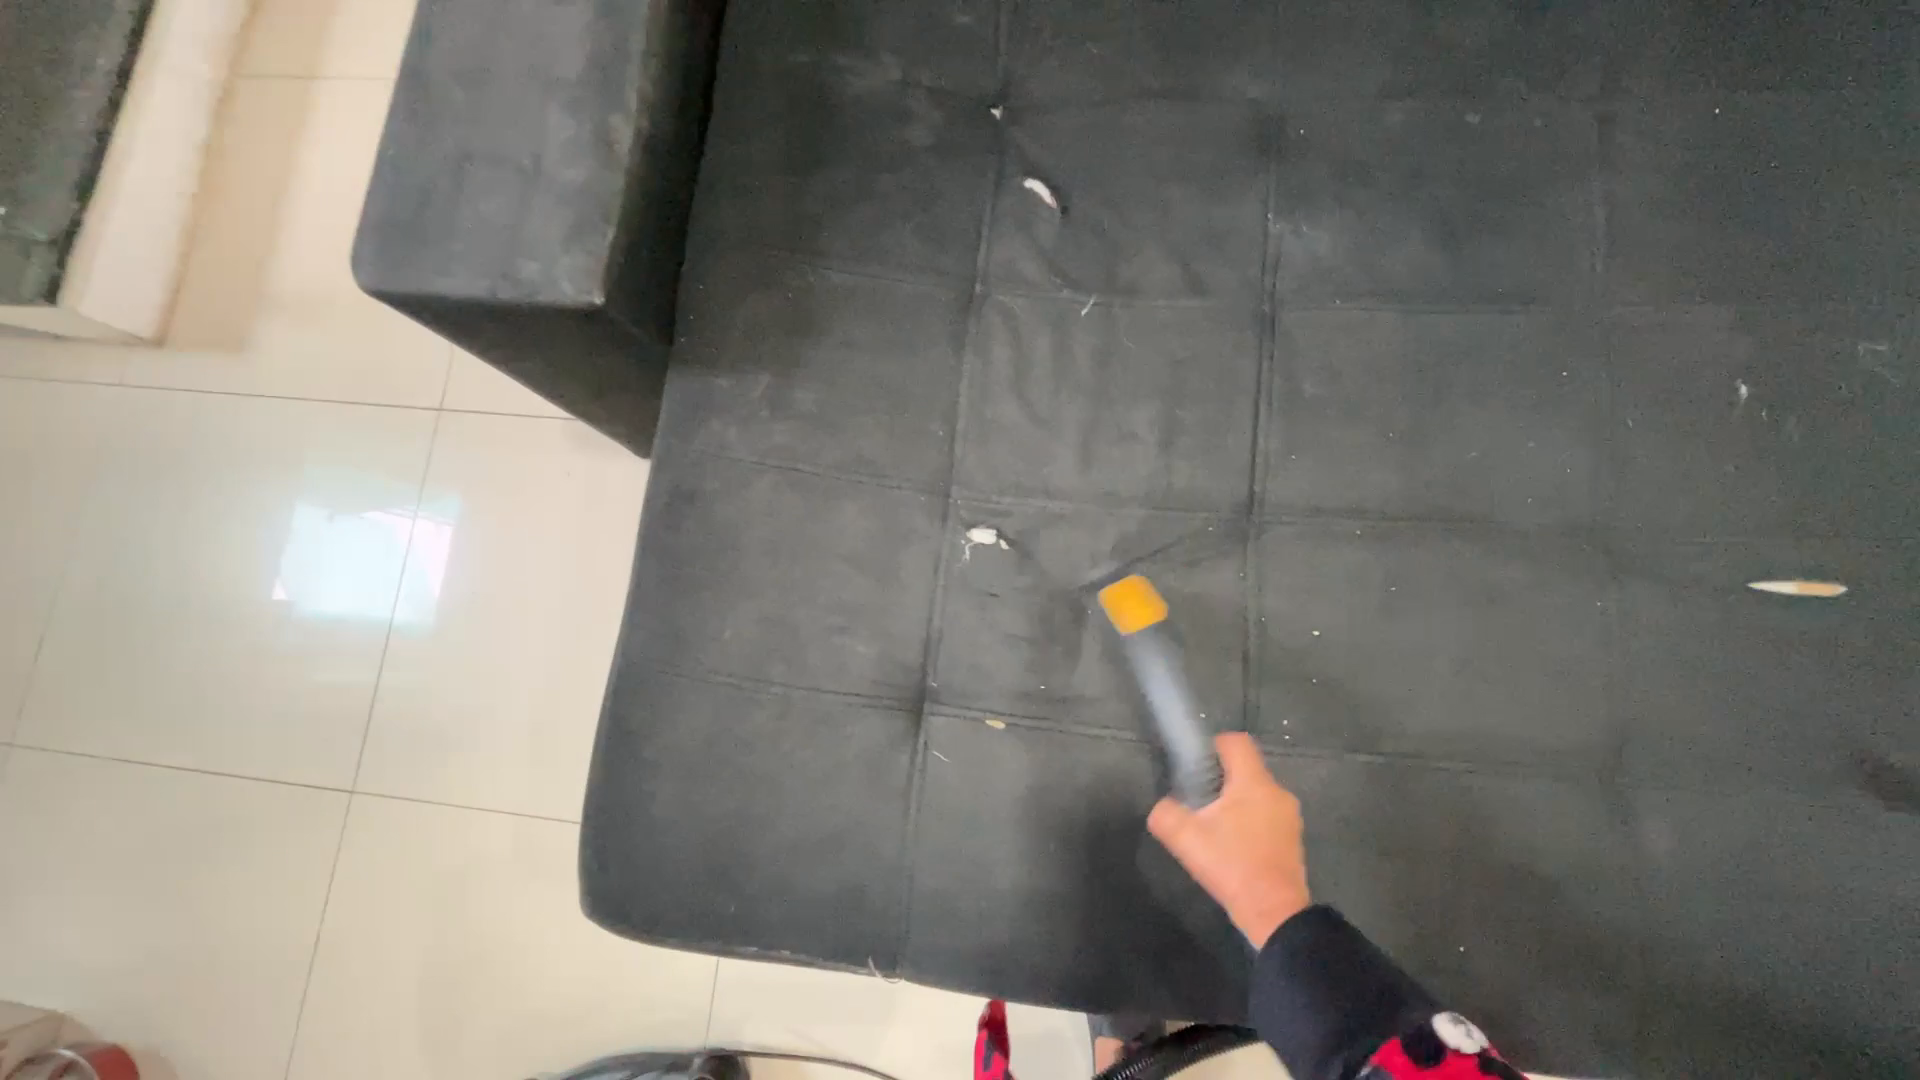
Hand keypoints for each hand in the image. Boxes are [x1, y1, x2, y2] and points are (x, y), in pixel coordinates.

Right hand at [1147, 732, 1309, 947]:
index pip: (1236, 741)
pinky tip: (1232, 844)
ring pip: (1256, 792)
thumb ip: (1165, 813)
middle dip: (1220, 778)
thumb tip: (1163, 806)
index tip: (1195, 766)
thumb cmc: (1232, 867)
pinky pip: (1266, 813)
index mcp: (1254, 783)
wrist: (1274, 914)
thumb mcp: (1185, 839)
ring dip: (1234, 800)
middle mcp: (1277, 792)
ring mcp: (1289, 816)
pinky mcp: (1292, 839)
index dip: (1212, 745)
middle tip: (1197, 799)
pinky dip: (1248, 820)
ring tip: (1213, 826)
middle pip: (1245, 767)